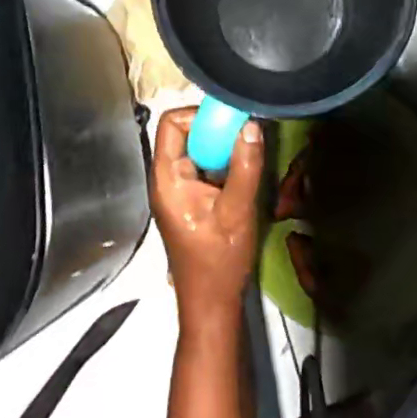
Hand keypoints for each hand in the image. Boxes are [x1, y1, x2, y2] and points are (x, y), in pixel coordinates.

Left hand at [151, 108, 263, 322]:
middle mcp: (165, 176)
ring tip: (245, 154)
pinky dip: (220, 163)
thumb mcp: (237, 212)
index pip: (170, 122)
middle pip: (182, 132)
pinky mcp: (186, 197)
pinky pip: (201, 165)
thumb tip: (252, 125)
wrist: (211, 303)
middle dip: (214, 131)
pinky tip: (240, 172)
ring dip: (220, 147)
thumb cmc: (219, 260)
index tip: (230, 122)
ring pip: (194, 149)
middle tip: (244, 137)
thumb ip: (244, 167)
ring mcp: (175, 187)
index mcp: (166, 176)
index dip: (198, 114)